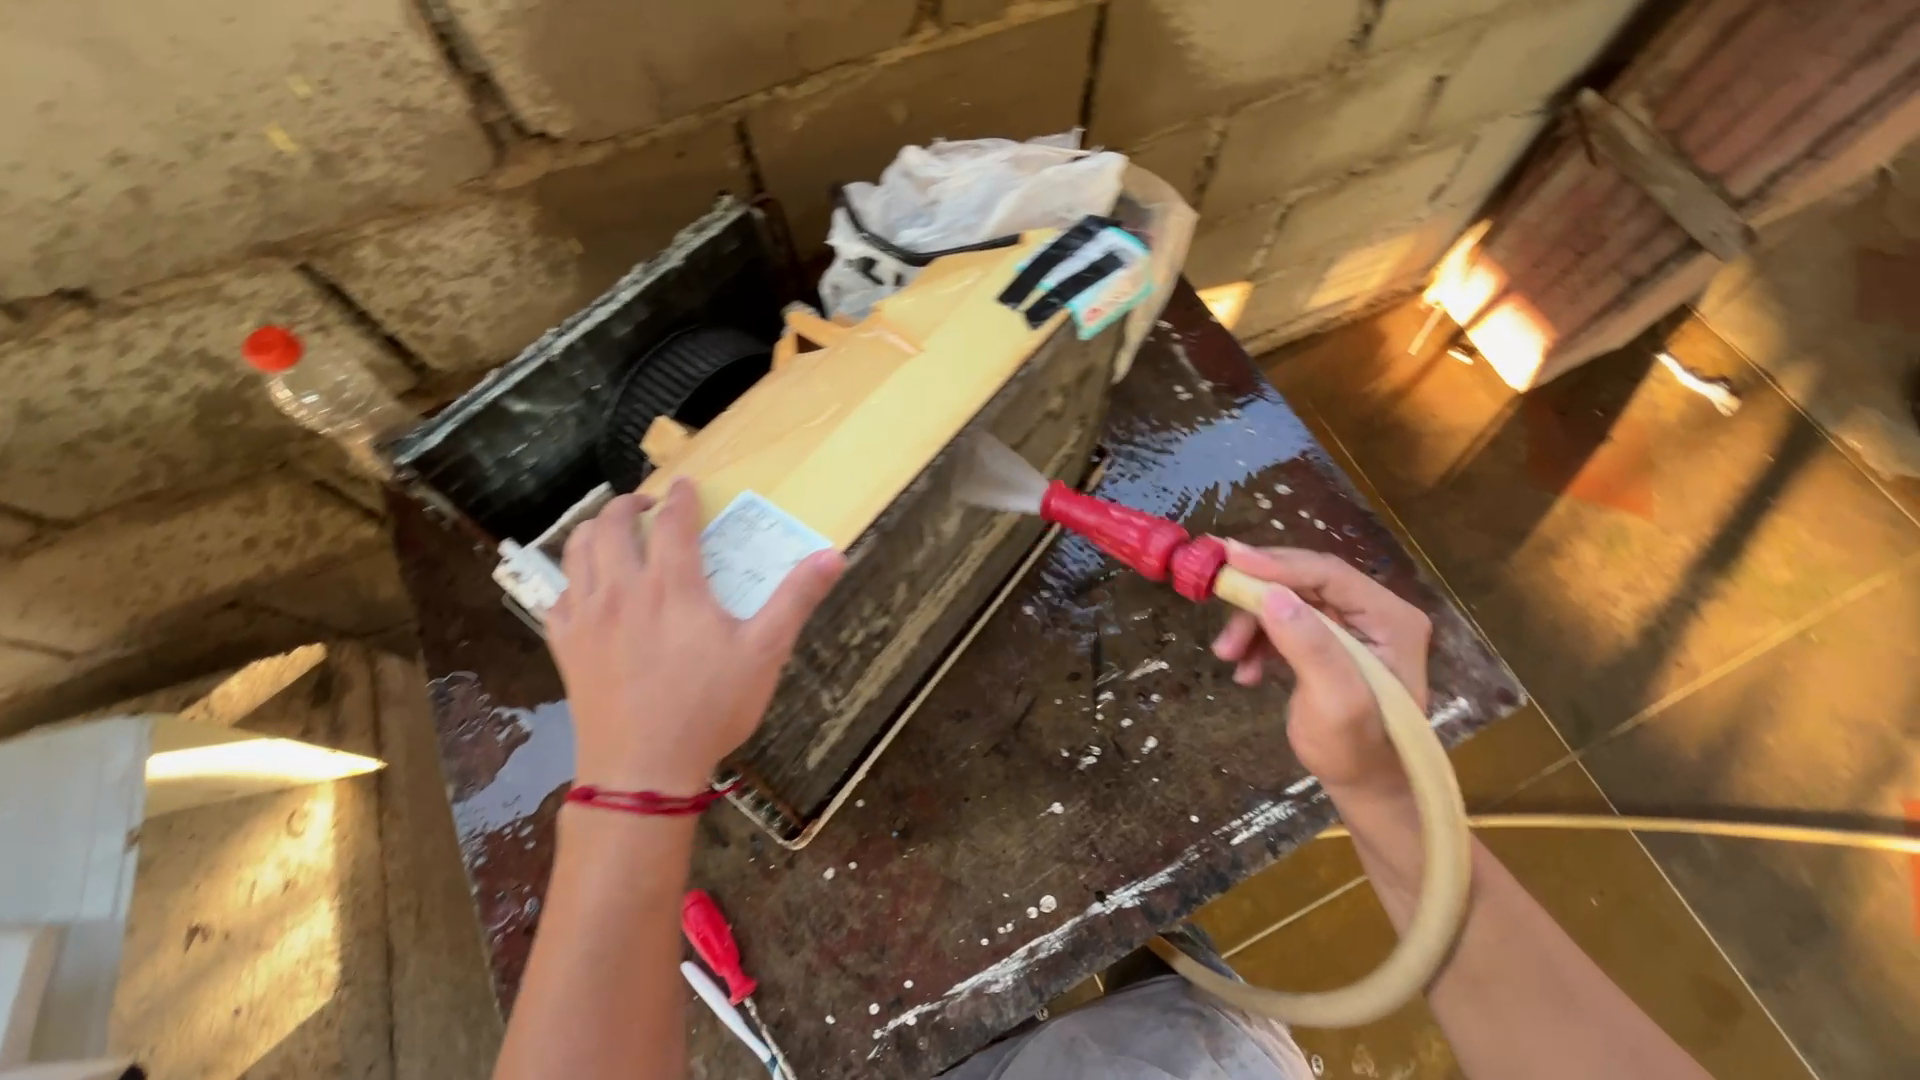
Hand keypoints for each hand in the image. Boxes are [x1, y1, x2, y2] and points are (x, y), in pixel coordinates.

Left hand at [546, 480, 845, 794]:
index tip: (685, 485)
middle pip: (611, 525)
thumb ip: (796, 599)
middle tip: (646, 503)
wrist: (643, 769)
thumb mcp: (765, 652)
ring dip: (593, 530)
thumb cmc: (710, 708)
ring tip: (612, 530)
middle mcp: (623, 589)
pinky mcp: (566, 646)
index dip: (679, 497)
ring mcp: (587, 617)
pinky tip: (586, 587)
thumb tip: (832, 555)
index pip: (671, 521)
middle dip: (628, 503)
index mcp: (672, 585)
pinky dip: (571, 577)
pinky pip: (558, 595)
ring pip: (577, 552)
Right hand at [1211, 543, 1431, 797]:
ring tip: (1227, 656)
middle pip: (1303, 583)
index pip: (1327, 574)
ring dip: (1251, 624)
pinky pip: (1283, 624)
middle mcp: (1373, 613)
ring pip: (1287, 603)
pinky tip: (1246, 672)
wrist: (1365, 788)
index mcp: (1390, 618)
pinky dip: (1258, 643)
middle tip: (1213, 593)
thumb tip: (1269, 594)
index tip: (1227, 559)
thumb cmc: (1356, 749)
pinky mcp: (1328, 644)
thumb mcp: (1334, 700)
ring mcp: (1350, 628)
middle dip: (1257, 596)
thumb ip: (1308, 645)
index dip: (1275, 564)